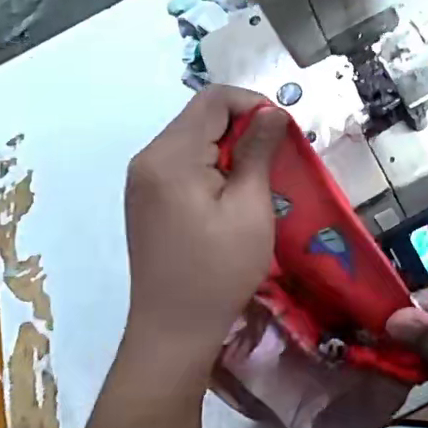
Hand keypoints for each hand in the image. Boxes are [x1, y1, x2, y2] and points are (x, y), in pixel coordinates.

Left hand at [124, 85, 288, 370]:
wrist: (174, 328)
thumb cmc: (220, 270)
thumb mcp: (250, 209)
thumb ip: (258, 152)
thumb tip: (272, 113)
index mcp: (170, 157)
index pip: (212, 100)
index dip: (254, 103)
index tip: (285, 130)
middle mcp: (148, 158)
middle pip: (199, 117)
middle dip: (243, 125)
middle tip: (279, 155)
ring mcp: (142, 180)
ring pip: (192, 139)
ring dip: (230, 146)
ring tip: (260, 175)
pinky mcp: (146, 199)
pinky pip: (182, 163)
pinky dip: (212, 165)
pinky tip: (233, 193)